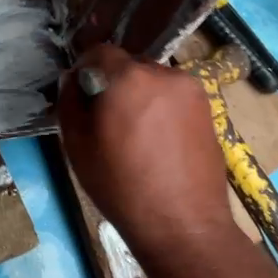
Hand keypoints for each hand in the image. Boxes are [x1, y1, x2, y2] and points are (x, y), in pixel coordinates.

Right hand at [60, 44, 242, 254]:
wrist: (183, 225)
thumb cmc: (121, 186)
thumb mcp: (76, 145)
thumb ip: (69, 102)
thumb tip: (73, 80)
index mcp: (128, 78)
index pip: (100, 52)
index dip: (85, 70)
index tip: (80, 96)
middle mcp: (163, 74)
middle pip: (128, 65)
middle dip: (114, 83)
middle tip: (106, 119)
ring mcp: (191, 91)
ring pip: (152, 80)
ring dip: (139, 95)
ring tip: (134, 132)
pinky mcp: (208, 109)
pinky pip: (173, 96)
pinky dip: (160, 108)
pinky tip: (156, 140)